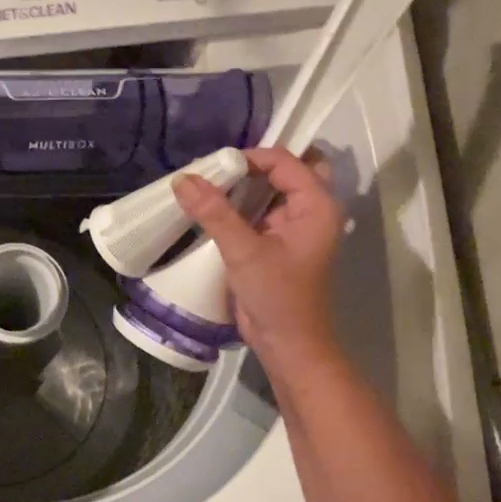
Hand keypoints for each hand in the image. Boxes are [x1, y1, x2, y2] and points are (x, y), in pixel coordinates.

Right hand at [171, 147, 342, 368]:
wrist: (288, 344)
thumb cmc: (277, 296)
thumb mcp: (244, 251)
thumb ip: (214, 213)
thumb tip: (182, 179)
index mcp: (317, 205)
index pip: (285, 162)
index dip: (249, 157)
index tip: (212, 166)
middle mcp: (312, 210)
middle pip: (286, 170)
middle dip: (253, 165)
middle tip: (218, 169)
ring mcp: (296, 228)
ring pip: (273, 191)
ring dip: (244, 186)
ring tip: (208, 185)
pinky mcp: (278, 244)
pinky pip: (261, 212)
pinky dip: (240, 206)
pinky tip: (213, 209)